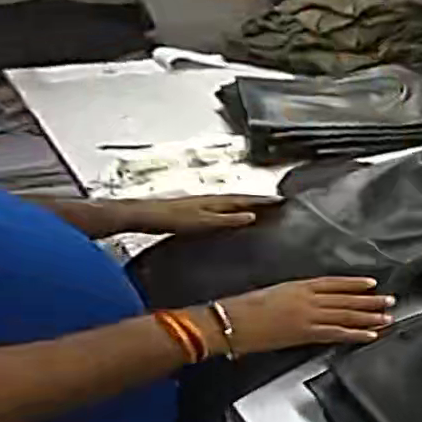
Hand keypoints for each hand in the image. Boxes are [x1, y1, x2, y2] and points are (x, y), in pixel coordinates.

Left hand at [110, 195, 279, 234]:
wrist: (139, 216)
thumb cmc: (170, 218)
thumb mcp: (204, 222)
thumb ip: (228, 219)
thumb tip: (252, 216)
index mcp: (216, 201)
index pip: (246, 200)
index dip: (264, 200)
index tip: (281, 200)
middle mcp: (210, 199)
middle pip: (239, 199)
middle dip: (257, 200)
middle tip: (273, 202)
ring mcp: (200, 204)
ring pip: (229, 203)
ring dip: (244, 204)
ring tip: (257, 209)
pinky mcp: (192, 211)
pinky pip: (220, 209)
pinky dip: (231, 210)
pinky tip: (229, 216)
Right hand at [203, 277, 394, 355]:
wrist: (224, 322)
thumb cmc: (240, 308)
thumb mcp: (272, 292)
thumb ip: (295, 295)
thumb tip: (311, 298)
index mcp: (299, 286)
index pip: (334, 283)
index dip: (355, 283)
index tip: (372, 283)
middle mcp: (308, 299)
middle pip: (347, 299)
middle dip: (371, 300)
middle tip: (391, 300)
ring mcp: (309, 316)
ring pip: (346, 315)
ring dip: (370, 316)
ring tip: (388, 316)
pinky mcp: (305, 334)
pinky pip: (337, 333)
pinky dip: (356, 334)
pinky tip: (371, 335)